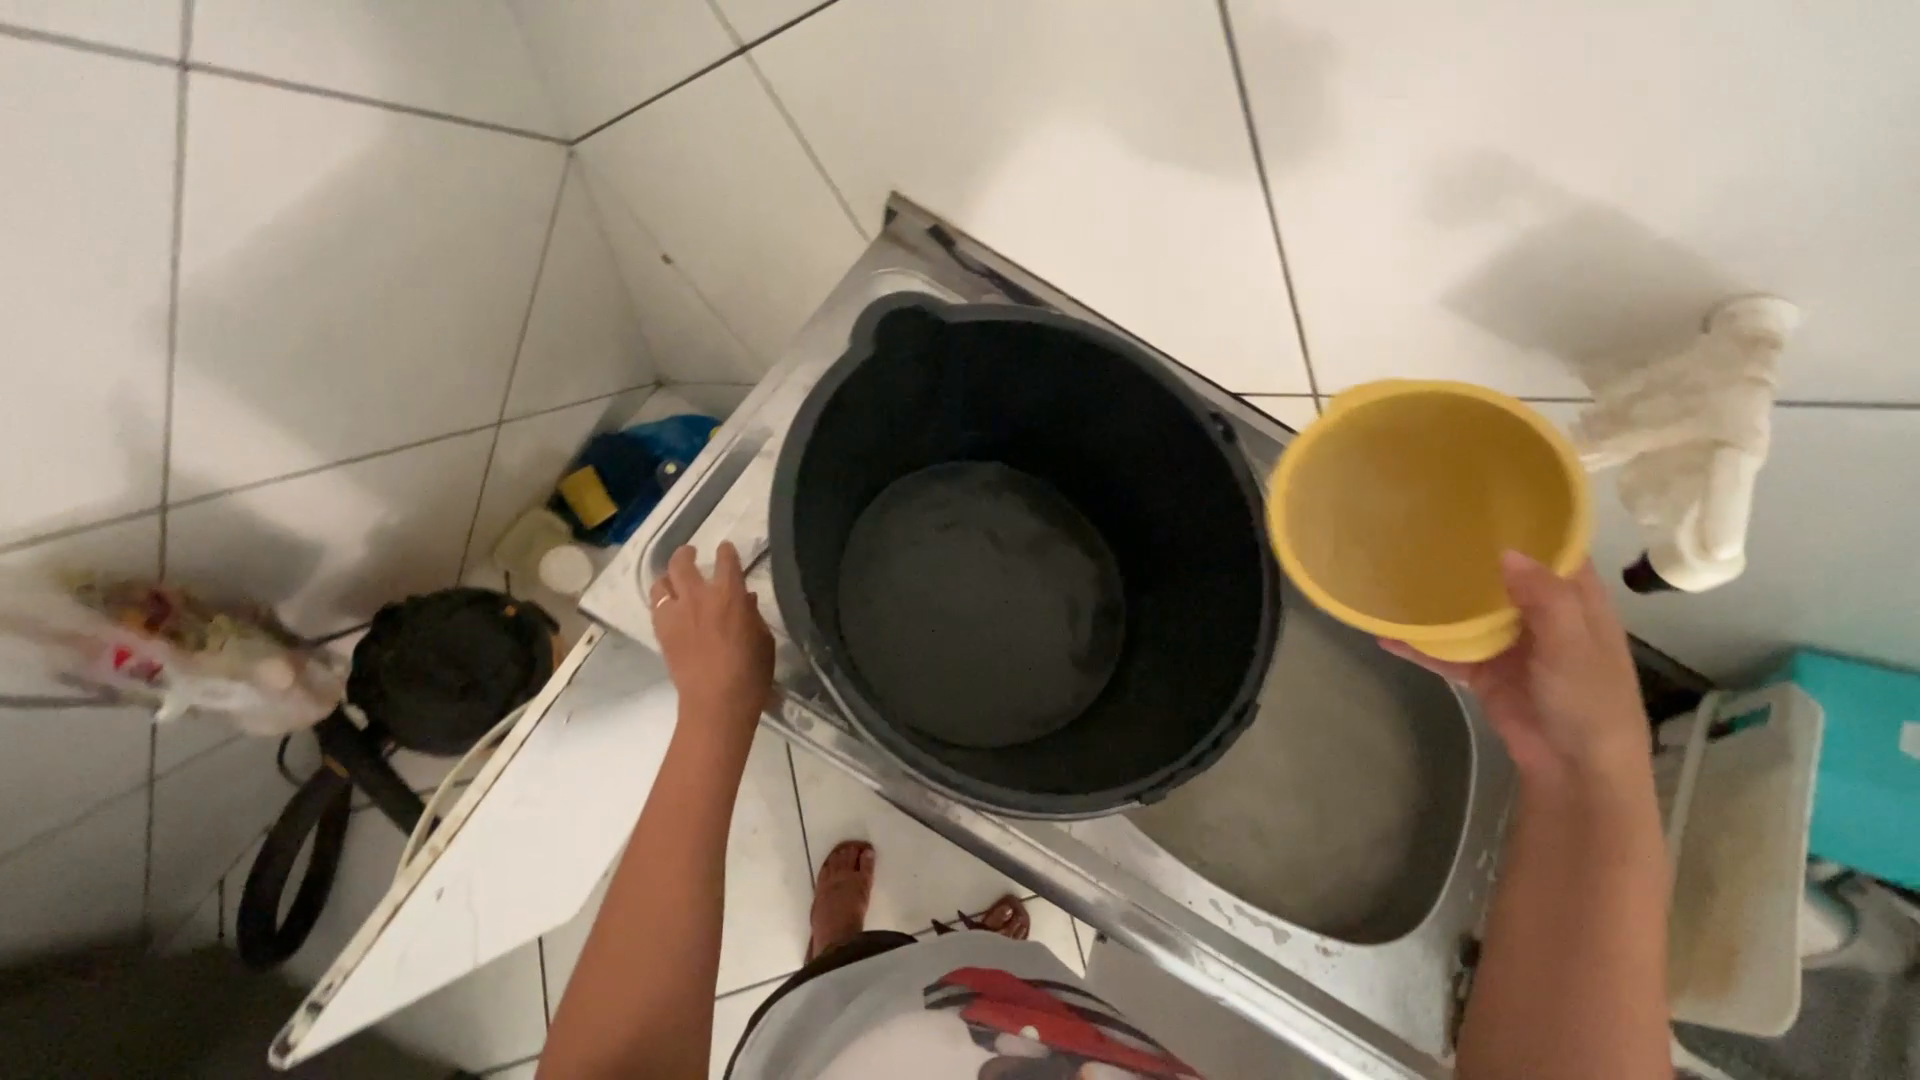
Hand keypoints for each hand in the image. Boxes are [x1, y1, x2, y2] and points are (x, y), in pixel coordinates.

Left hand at [650, 543, 774, 726]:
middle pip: (682, 563)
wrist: (717, 701)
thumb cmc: (751, 672)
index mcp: (729, 595)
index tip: (726, 548)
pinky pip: (656, 607)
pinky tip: (669, 606)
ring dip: (667, 577)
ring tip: (673, 580)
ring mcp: (676, 614)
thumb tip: (745, 599)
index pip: (726, 561)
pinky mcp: (662, 632)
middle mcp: (698, 597)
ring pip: (661, 583)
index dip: (726, 551)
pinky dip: (662, 601)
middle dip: (685, 553)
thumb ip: (752, 614)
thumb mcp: (763, 639)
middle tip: (690, 552)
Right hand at [1381, 552, 1650, 787]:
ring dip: (1442, 600)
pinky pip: (1447, 654)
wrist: (1573, 767)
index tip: (1491, 502)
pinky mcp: (1485, 673)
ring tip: (1400, 573)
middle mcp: (1543, 618)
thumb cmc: (1588, 701)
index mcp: (1578, 604)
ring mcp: (1511, 646)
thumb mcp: (1572, 646)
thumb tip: (1505, 552)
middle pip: (1506, 579)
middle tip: (1430, 527)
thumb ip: (1545, 599)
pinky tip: (1387, 635)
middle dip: (1474, 557)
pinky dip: (1420, 646)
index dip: (1532, 527)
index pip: (1557, 554)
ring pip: (1471, 614)